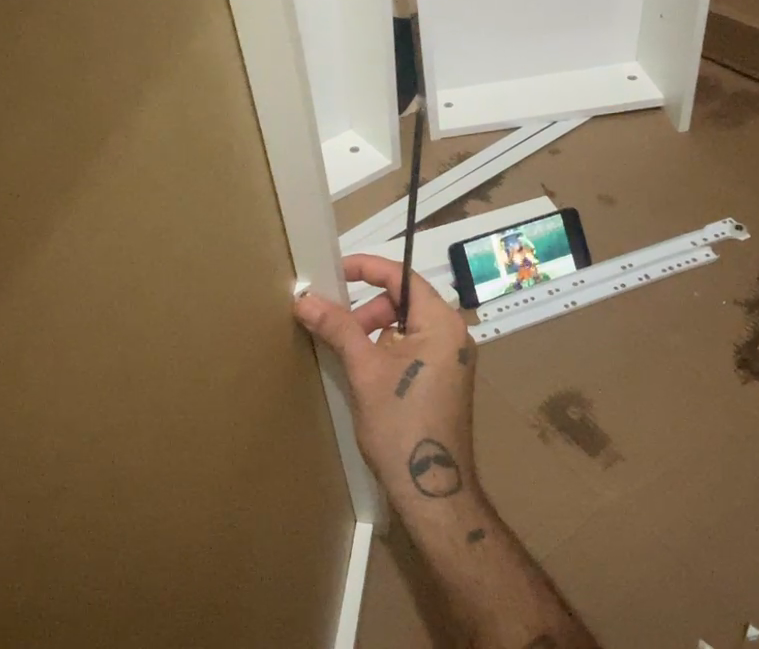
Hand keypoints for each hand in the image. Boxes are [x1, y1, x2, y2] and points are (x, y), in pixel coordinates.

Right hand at [294, 255, 478, 514]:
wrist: (432, 489)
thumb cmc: (401, 423)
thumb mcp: (364, 370)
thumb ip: (338, 327)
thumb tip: (305, 298)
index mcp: (441, 323)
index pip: (403, 276)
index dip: (367, 268)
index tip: (334, 271)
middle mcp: (453, 334)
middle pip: (405, 299)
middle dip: (368, 306)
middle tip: (336, 324)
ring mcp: (452, 359)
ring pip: (407, 325)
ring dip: (375, 329)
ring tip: (348, 351)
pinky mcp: (446, 379)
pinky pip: (414, 346)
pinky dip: (387, 347)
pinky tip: (365, 370)